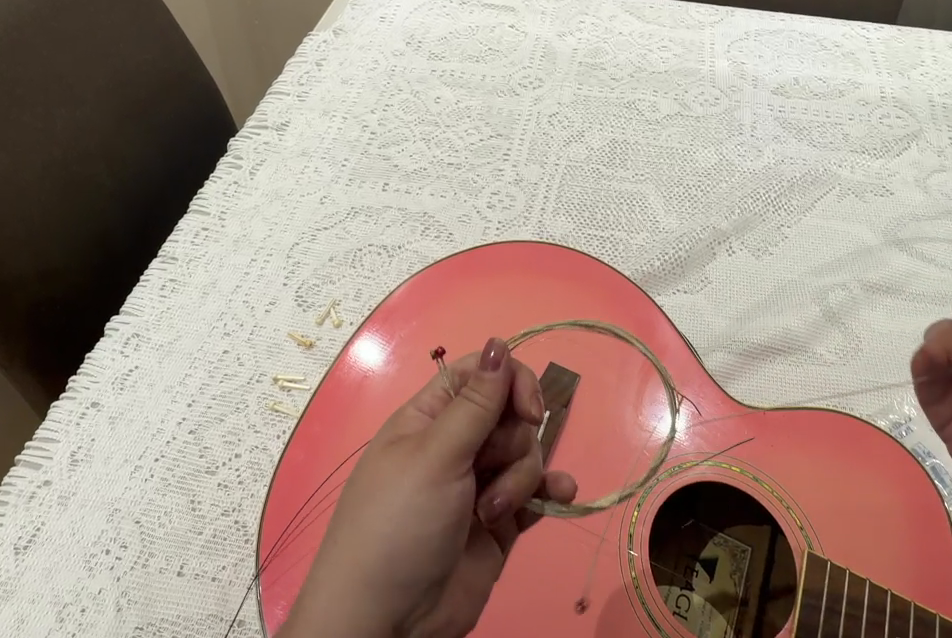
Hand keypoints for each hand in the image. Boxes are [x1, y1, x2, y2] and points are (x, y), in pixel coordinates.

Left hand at [281, 338, 577, 637]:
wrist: (388, 623)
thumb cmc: (399, 524)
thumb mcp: (434, 457)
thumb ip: (475, 404)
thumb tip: (501, 341)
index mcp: (430, 417)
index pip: (481, 374)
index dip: (510, 381)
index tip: (528, 409)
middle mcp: (457, 444)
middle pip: (510, 414)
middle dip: (514, 439)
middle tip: (490, 468)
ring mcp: (480, 484)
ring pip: (526, 453)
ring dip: (520, 479)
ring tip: (492, 513)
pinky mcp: (500, 523)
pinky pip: (536, 493)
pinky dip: (551, 491)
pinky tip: (563, 496)